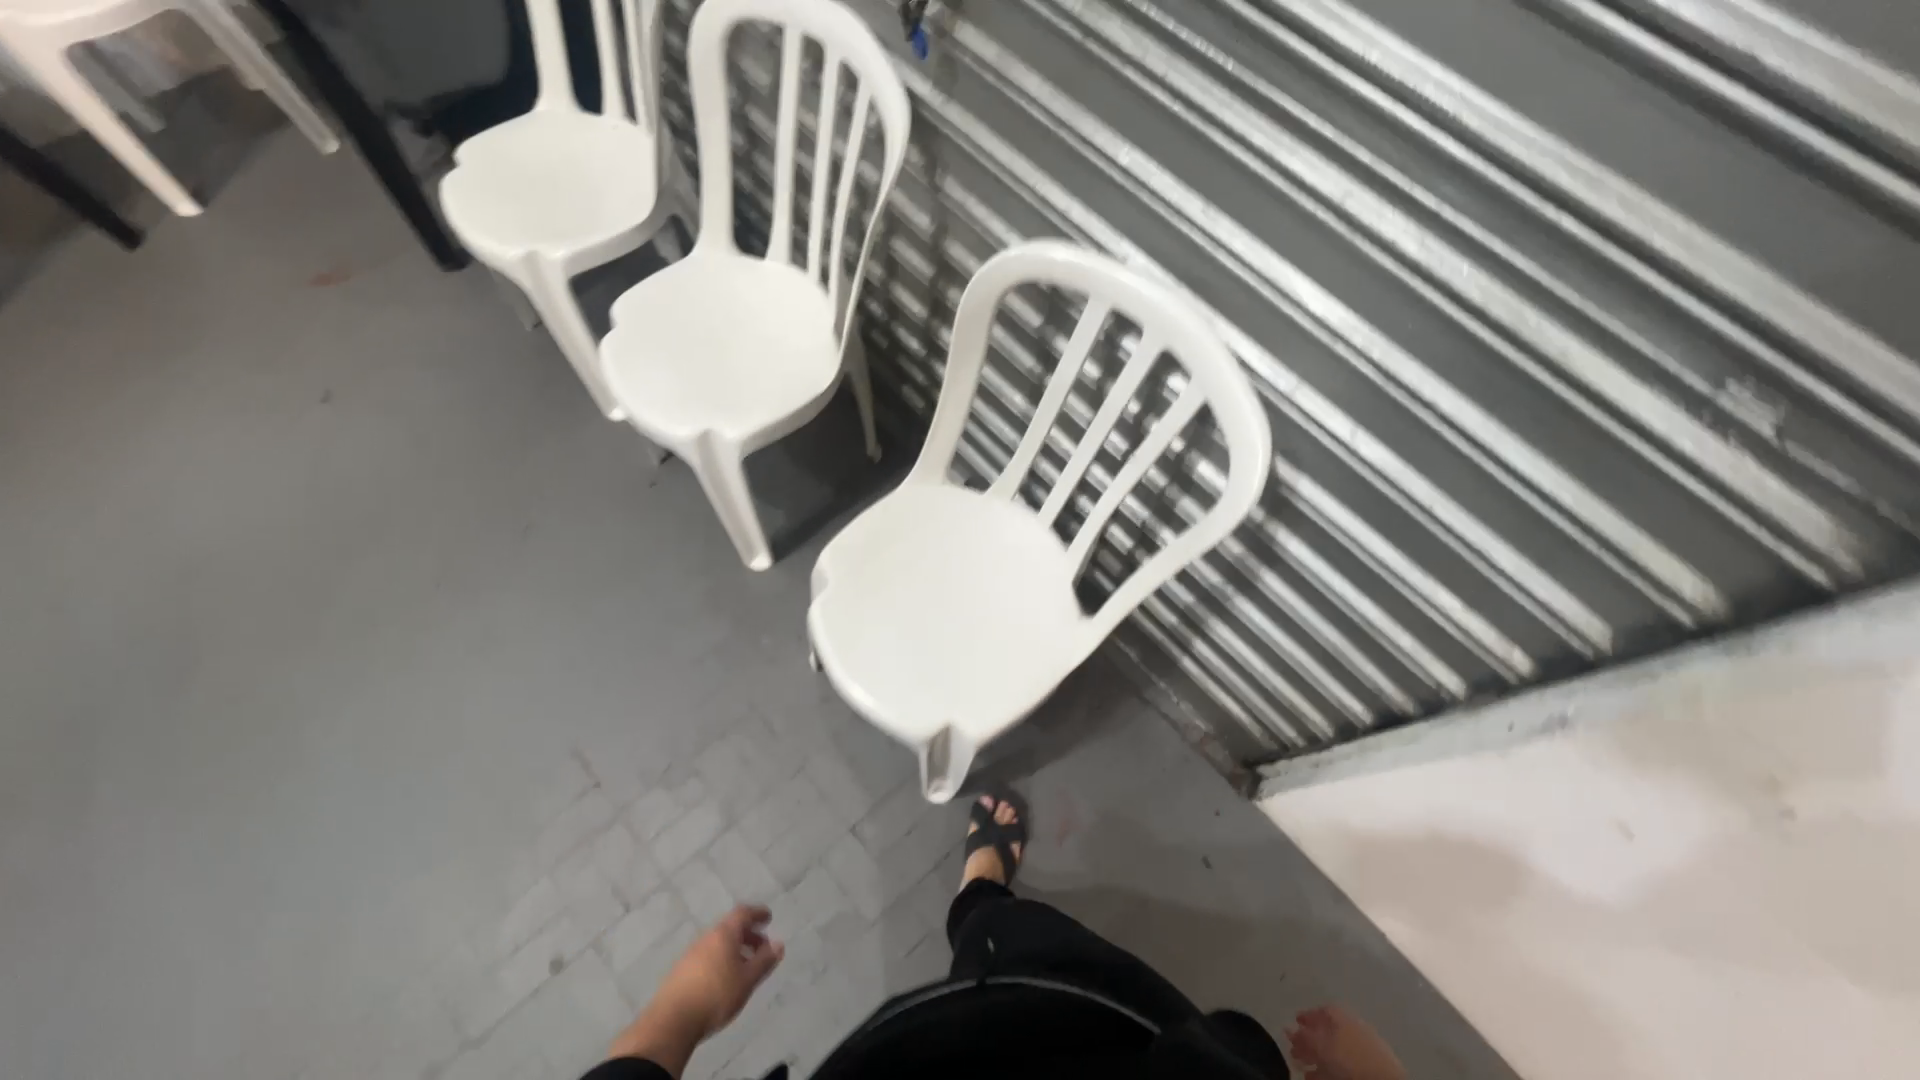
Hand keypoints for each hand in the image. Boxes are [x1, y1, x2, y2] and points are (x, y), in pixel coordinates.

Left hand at [607, 905, 784, 1075]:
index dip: (757, 913)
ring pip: (718, 944)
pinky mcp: (680, 971)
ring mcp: (690, 955)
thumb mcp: (747, 980)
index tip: (768, 918)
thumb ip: (764, 961)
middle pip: (730, 929)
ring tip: (745, 968)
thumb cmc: (716, 995)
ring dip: (735, 950)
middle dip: (748, 935)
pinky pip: (707, 957)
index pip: (742, 913)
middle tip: (762, 949)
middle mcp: (706, 939)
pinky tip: (724, 981)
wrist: (671, 1022)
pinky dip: (721, 960)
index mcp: (723, 935)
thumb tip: (778, 944)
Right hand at [1286, 1005, 1406, 1079]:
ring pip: (1334, 1049)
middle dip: (1308, 1042)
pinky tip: (1319, 1077)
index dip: (1305, 1018)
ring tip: (1305, 1070)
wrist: (1384, 1079)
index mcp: (1338, 1014)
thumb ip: (1302, 1037)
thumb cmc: (1348, 1057)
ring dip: (1317, 1059)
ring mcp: (1363, 1044)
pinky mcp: (1370, 1063)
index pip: (1318, 1011)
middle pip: (1325, 1030)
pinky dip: (1330, 1068)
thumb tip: (1288, 1030)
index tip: (1293, 1025)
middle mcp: (1350, 1024)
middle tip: (1295, 1052)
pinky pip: (1344, 1062)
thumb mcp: (1319, 1045)